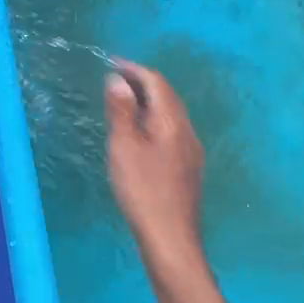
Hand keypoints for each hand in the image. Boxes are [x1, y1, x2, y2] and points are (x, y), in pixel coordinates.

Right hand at [105, 58, 205, 258]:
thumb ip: (121, 110)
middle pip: (167, 96)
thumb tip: (119, 80)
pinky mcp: (189, 168)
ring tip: (123, 103)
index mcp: (172, 122)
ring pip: (171, 114)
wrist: (171, 238)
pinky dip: (154, 120)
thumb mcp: (123, 146)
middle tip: (115, 80)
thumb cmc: (142, 189)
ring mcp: (191, 151)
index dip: (134, 69)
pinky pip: (171, 130)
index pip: (156, 82)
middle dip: (142, 83)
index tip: (111, 64)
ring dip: (148, 102)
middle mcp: (187, 131)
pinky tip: (139, 134)